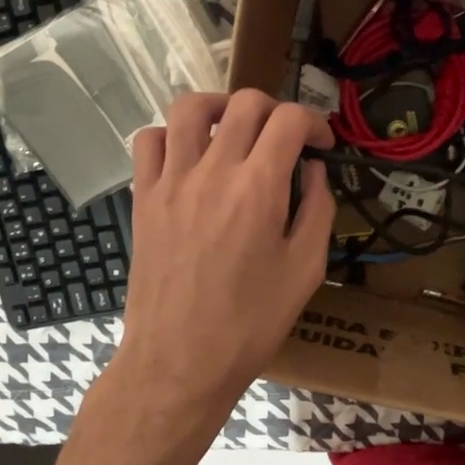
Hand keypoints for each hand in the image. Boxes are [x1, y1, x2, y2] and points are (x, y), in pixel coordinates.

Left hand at [116, 90, 335, 407]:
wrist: (179, 361)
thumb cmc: (250, 323)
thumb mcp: (306, 270)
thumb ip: (318, 210)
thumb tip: (313, 171)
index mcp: (259, 188)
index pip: (290, 120)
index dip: (314, 121)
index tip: (320, 144)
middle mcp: (213, 171)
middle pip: (245, 103)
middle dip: (275, 110)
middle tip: (284, 139)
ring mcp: (171, 181)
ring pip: (189, 108)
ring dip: (220, 106)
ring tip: (234, 128)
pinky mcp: (143, 198)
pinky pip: (148, 141)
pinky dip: (171, 134)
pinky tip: (189, 156)